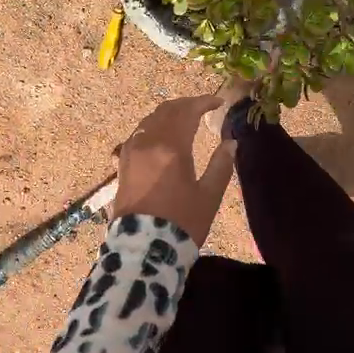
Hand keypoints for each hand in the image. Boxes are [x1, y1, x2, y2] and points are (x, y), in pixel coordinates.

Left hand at [111, 94, 235, 243]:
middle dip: (186, 104)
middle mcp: (148, 143)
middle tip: (203, 107)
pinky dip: (152, 127)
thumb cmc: (181, 223)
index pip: (188, 112)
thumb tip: (230, 142)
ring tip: (184, 118)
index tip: (218, 102)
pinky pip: (137, 134)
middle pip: (166, 111)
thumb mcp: (208, 196)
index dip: (203, 103)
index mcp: (172, 147)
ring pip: (149, 120)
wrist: (143, 250)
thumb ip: (221, 165)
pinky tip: (160, 135)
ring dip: (168, 114)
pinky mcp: (122, 165)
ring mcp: (131, 153)